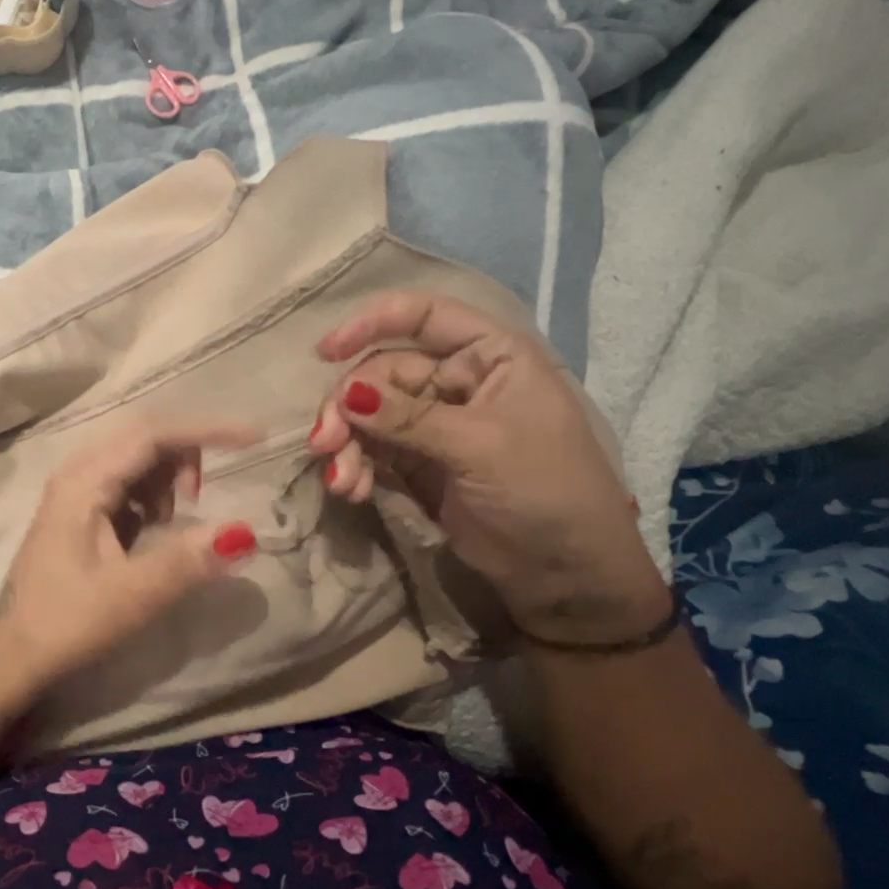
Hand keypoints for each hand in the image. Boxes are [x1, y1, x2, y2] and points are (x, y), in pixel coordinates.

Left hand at [0, 421, 263, 687]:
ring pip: (136, 462)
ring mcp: (74, 492)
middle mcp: (76, 475)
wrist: (19, 653)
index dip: (206, 431)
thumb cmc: (71, 621)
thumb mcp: (134, 595)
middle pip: (144, 439)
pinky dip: (151, 498)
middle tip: (199, 501)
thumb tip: (244, 532)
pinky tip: (151, 533)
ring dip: (167, 481)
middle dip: (185, 458)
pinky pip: (125, 485)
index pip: (152, 434)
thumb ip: (187, 560)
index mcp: (83, 483)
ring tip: (171, 527)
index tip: (254, 439)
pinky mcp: (79, 512)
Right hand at [307, 292, 669, 644]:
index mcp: (489, 355)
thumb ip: (409, 418)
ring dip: (347, 444)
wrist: (563, 572)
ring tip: (341, 482)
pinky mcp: (416, 464)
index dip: (371, 323)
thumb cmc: (545, 489)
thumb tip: (345, 395)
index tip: (326, 353)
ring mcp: (434, 424)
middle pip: (382, 373)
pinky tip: (350, 490)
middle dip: (349, 407)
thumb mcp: (480, 445)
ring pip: (369, 415)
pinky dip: (355, 467)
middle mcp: (457, 380)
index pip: (423, 316)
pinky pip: (371, 452)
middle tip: (325, 444)